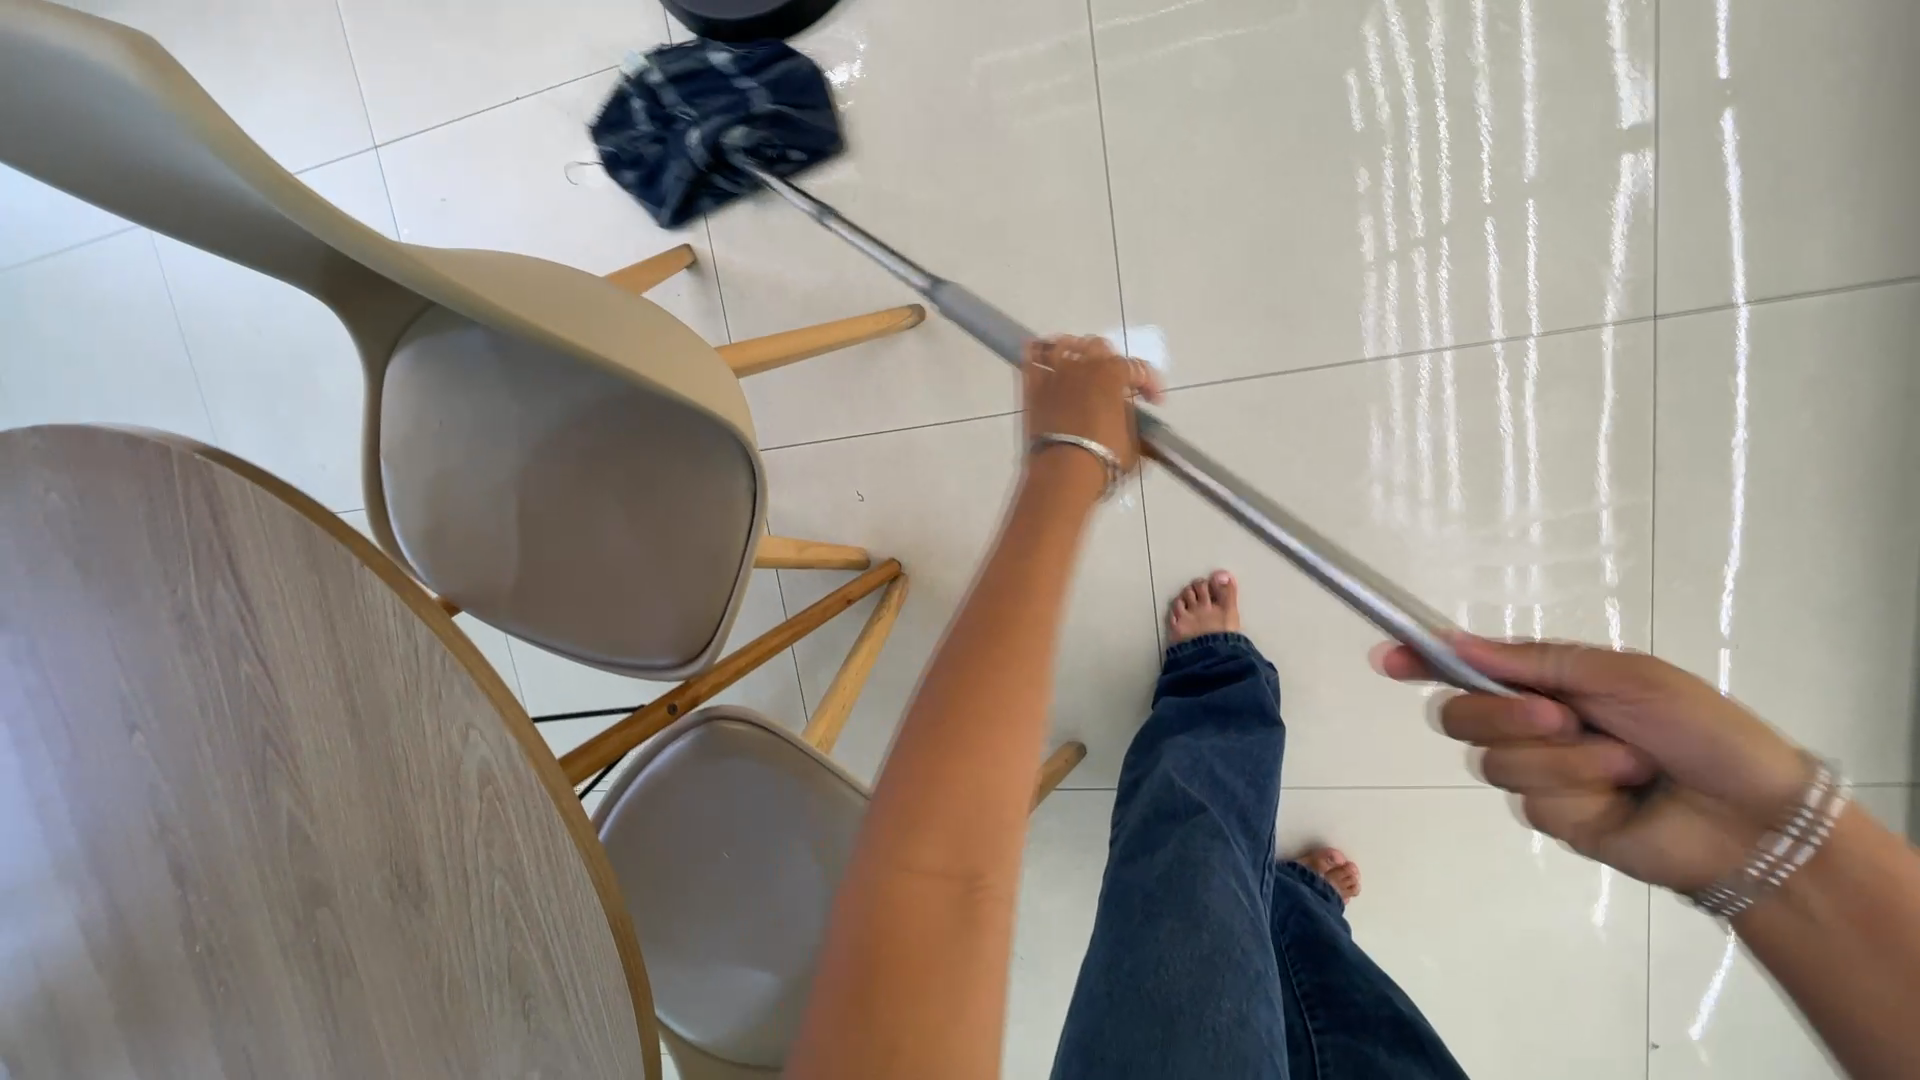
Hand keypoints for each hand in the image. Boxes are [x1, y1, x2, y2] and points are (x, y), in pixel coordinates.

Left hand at [1022, 335, 1162, 473]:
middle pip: (1100, 348)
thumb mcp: (1134, 443)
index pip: (1138, 368)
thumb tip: (1135, 424)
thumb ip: (1135, 424)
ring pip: (1066, 345)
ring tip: (1080, 365)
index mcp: (1113, 375)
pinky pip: (1033, 358)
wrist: (1063, 472)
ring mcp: (1056, 373)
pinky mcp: (1033, 387)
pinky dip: (1038, 353)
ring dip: (1076, 350)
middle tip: (1116, 383)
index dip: (1151, 383)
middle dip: (1112, 362)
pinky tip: (1042, 357)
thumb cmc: (1104, 458)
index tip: (1155, 402)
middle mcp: (1084, 366)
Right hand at [1374, 637, 1811, 893]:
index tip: (1385, 658)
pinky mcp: (1553, 816)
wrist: (1758, 817)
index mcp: (1540, 684)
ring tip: (1627, 764)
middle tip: (1561, 717)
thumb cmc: (1700, 730)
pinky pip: (1533, 801)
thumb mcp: (1622, 676)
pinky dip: (1582, 794)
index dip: (1418, 661)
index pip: (1462, 669)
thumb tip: (1454, 643)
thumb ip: (1534, 661)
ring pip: (1497, 762)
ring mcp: (1536, 772)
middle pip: (1457, 716)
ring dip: (1566, 760)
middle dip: (1504, 715)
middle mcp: (1525, 725)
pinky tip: (1622, 797)